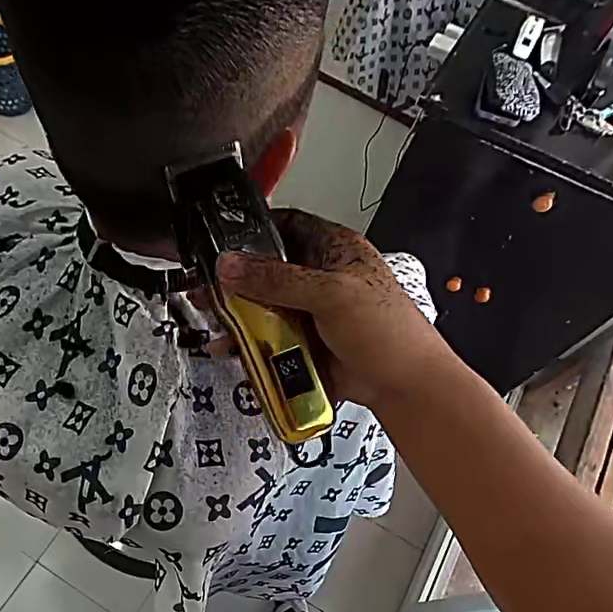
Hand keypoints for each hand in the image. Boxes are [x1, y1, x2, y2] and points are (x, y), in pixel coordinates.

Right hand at [219, 209, 455, 407]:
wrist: (402, 386)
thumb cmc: (388, 332)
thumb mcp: (330, 294)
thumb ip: (277, 279)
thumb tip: (232, 266)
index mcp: (334, 251)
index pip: (288, 225)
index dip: (256, 229)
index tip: (223, 239)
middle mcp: (321, 279)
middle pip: (269, 271)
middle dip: (239, 282)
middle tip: (210, 289)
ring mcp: (312, 313)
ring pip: (266, 308)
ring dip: (242, 317)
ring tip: (219, 323)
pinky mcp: (305, 344)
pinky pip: (271, 339)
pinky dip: (253, 345)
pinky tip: (236, 348)